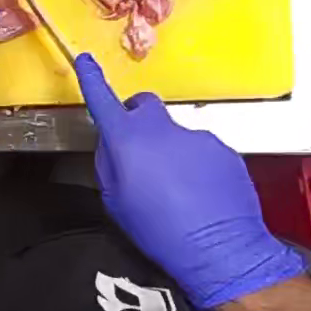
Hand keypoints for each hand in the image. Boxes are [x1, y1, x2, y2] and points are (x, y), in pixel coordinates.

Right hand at [75, 53, 305, 308]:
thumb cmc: (155, 228)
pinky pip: (199, 149)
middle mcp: (164, 130)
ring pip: (173, 133)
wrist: (219, 249)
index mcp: (129, 141)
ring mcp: (198, 137)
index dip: (92, 80)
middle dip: (136, 119)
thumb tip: (112, 144)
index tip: (85, 61)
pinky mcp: (225, 150)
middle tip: (135, 151)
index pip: (104, 102)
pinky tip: (197, 192)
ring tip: (173, 188)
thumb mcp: (114, 200)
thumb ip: (108, 163)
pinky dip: (193, 164)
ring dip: (167, 150)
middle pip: (144, 106)